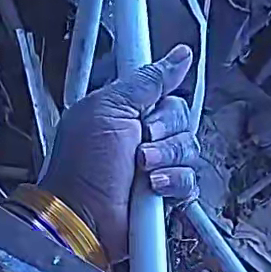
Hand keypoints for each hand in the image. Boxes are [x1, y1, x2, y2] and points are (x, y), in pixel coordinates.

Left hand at [37, 44, 197, 263]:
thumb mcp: (107, 110)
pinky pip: (190, 179)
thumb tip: (178, 56)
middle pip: (181, 117)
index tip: (152, 103)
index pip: (161, 89)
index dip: (162, 95)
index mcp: (122, 111)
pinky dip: (172, 182)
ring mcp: (153, 166)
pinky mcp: (164, 193)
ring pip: (189, 147)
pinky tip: (151, 188)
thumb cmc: (80, 166)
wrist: (82, 215)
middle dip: (164, 129)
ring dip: (166, 157)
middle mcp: (139, 136)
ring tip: (141, 168)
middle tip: (140, 142)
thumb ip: (144, 82)